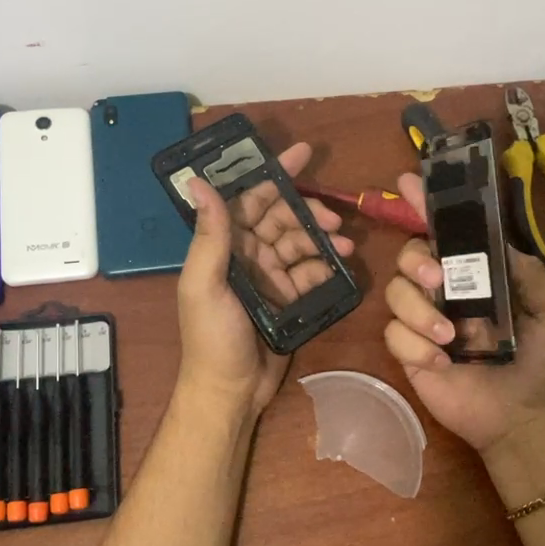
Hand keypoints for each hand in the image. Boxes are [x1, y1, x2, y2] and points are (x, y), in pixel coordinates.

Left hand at [176, 142, 355, 415]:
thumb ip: (210, 236)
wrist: (231, 391)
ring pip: (301, 244)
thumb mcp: (203, 284)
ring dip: (322, 238)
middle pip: (282, 219)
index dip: (274, 175)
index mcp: (222, 247)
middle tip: (334, 217)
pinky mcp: (289, 299)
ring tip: (345, 242)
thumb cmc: (211, 338)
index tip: (302, 154)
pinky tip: (342, 263)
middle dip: (308, 211)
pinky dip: (326, 266)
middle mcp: (246, 256)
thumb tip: (198, 182)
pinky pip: (311, 273)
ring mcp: (269, 278)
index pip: (249, 200)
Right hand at [380, 173, 544, 452]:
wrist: (522, 416)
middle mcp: (445, 289)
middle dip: (416, 259)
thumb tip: (499, 241)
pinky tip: (443, 364)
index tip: (409, 183)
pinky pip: (392, 334)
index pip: (446, 231)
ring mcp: (423, 320)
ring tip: (450, 338)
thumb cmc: (542, 361)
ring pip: (395, 293)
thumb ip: (530, 273)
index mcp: (477, 273)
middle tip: (438, 278)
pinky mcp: (408, 352)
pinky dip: (415, 346)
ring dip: (420, 311)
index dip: (425, 205)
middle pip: (408, 253)